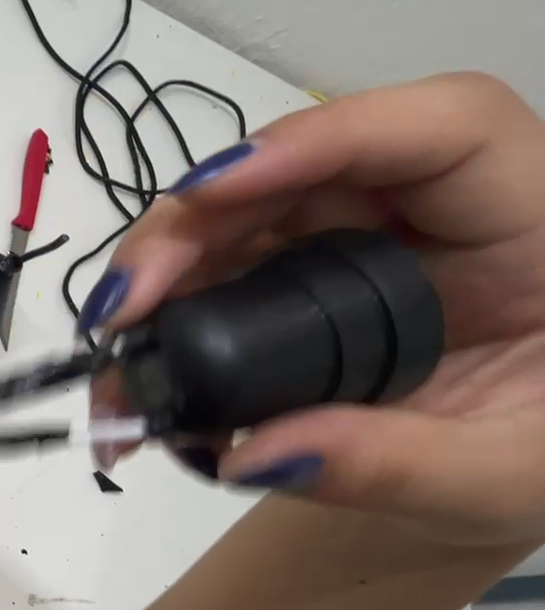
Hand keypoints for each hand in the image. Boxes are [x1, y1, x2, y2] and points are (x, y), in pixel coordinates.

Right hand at [86, 72, 544, 542]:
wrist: (488, 468)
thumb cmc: (531, 454)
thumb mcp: (496, 475)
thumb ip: (394, 465)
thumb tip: (250, 456)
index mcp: (527, 232)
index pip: (438, 134)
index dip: (321, 138)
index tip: (204, 192)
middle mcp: (420, 223)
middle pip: (290, 181)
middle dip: (184, 234)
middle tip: (118, 312)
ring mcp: (340, 252)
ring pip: (227, 226)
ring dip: (148, 284)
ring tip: (107, 361)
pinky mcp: (282, 287)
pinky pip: (202, 283)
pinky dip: (149, 329)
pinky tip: (121, 379)